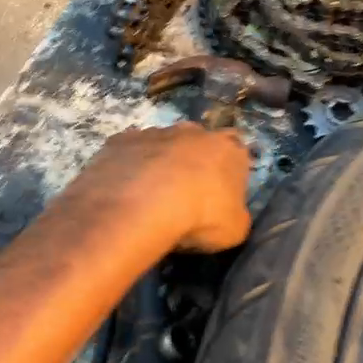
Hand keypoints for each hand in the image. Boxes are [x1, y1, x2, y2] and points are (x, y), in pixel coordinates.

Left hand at [66, 123, 252, 252]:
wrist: (142, 203)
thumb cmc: (200, 216)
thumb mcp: (235, 230)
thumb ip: (236, 214)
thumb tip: (228, 213)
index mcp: (230, 150)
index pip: (238, 153)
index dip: (228, 174)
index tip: (219, 196)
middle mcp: (196, 132)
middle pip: (200, 144)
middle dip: (194, 163)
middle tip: (185, 195)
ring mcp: (158, 131)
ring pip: (164, 144)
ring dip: (161, 163)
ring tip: (151, 196)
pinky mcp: (123, 139)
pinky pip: (131, 152)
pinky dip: (131, 166)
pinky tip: (125, 190)